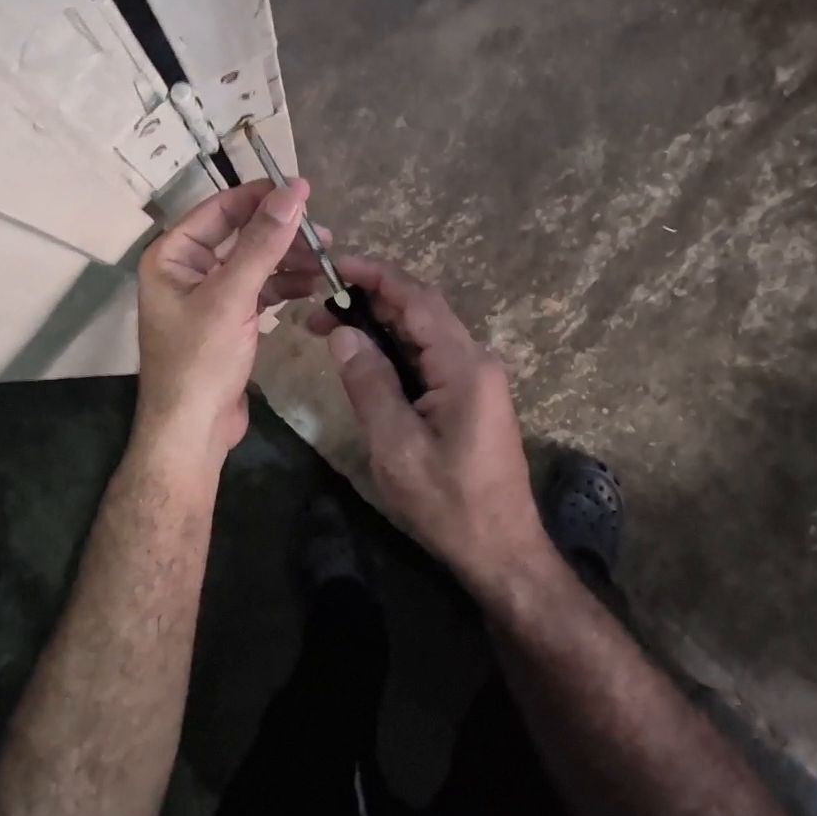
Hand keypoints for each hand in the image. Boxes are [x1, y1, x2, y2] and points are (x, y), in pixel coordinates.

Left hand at [136, 178, 328, 459]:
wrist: (192, 430)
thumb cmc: (200, 360)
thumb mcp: (231, 296)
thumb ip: (263, 243)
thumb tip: (293, 191)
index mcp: (171, 257)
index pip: (219, 210)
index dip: (260, 197)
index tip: (304, 190)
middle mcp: (185, 272)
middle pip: (239, 236)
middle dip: (280, 234)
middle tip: (323, 234)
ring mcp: (207, 298)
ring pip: (253, 265)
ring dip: (288, 261)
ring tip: (326, 261)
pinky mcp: (227, 323)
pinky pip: (258, 292)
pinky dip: (283, 287)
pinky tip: (312, 285)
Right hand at [307, 258, 555, 589]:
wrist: (500, 549)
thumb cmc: (448, 502)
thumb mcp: (396, 445)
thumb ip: (369, 384)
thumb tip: (343, 333)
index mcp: (463, 366)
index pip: (418, 300)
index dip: (375, 276)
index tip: (333, 266)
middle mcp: (474, 362)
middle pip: (421, 312)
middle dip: (369, 301)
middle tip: (316, 309)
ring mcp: (475, 381)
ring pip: (423, 336)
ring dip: (379, 326)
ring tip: (328, 330)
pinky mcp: (469, 400)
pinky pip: (428, 360)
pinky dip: (393, 352)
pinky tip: (363, 360)